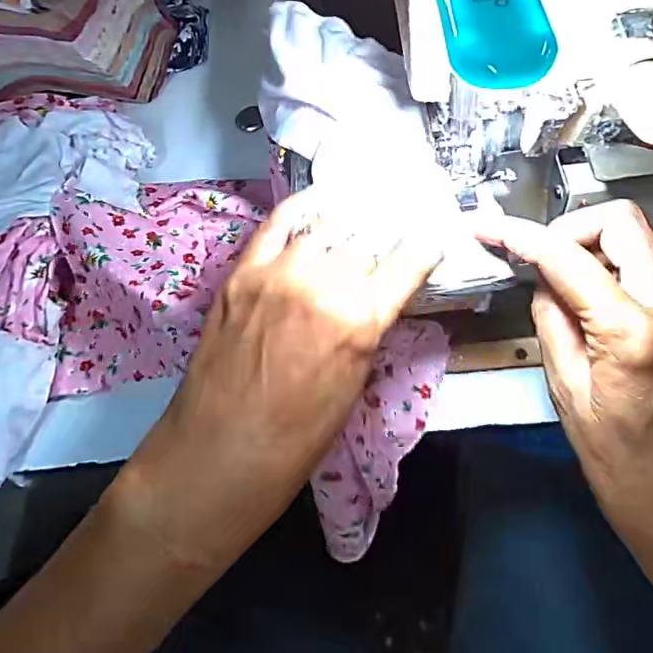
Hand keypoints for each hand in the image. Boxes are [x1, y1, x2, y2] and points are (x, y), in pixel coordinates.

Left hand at [113, 189, 442, 571]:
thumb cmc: (299, 435)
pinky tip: (314, 204)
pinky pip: (276, 224)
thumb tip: (376, 294)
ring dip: (343, 231)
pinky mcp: (243, 272)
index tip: (429, 241)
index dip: (422, 250)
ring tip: (352, 228)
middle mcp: (321, 285)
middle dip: (379, 247)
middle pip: (363, 244)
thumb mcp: (354, 381)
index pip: (405, 264)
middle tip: (383, 246)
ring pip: (324, 229)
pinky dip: (299, 209)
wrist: (223, 448)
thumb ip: (366, 327)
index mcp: (359, 320)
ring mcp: (277, 273)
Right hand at [476, 202, 652, 615]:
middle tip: (537, 258)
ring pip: (636, 241)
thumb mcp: (569, 396)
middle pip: (620, 221)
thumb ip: (553, 325)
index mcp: (632, 332)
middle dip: (568, 226)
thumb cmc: (627, 473)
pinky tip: (585, 304)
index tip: (487, 230)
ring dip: (590, 246)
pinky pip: (645, 271)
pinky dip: (610, 268)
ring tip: (557, 284)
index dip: (519, 236)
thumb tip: (542, 283)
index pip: (567, 256)